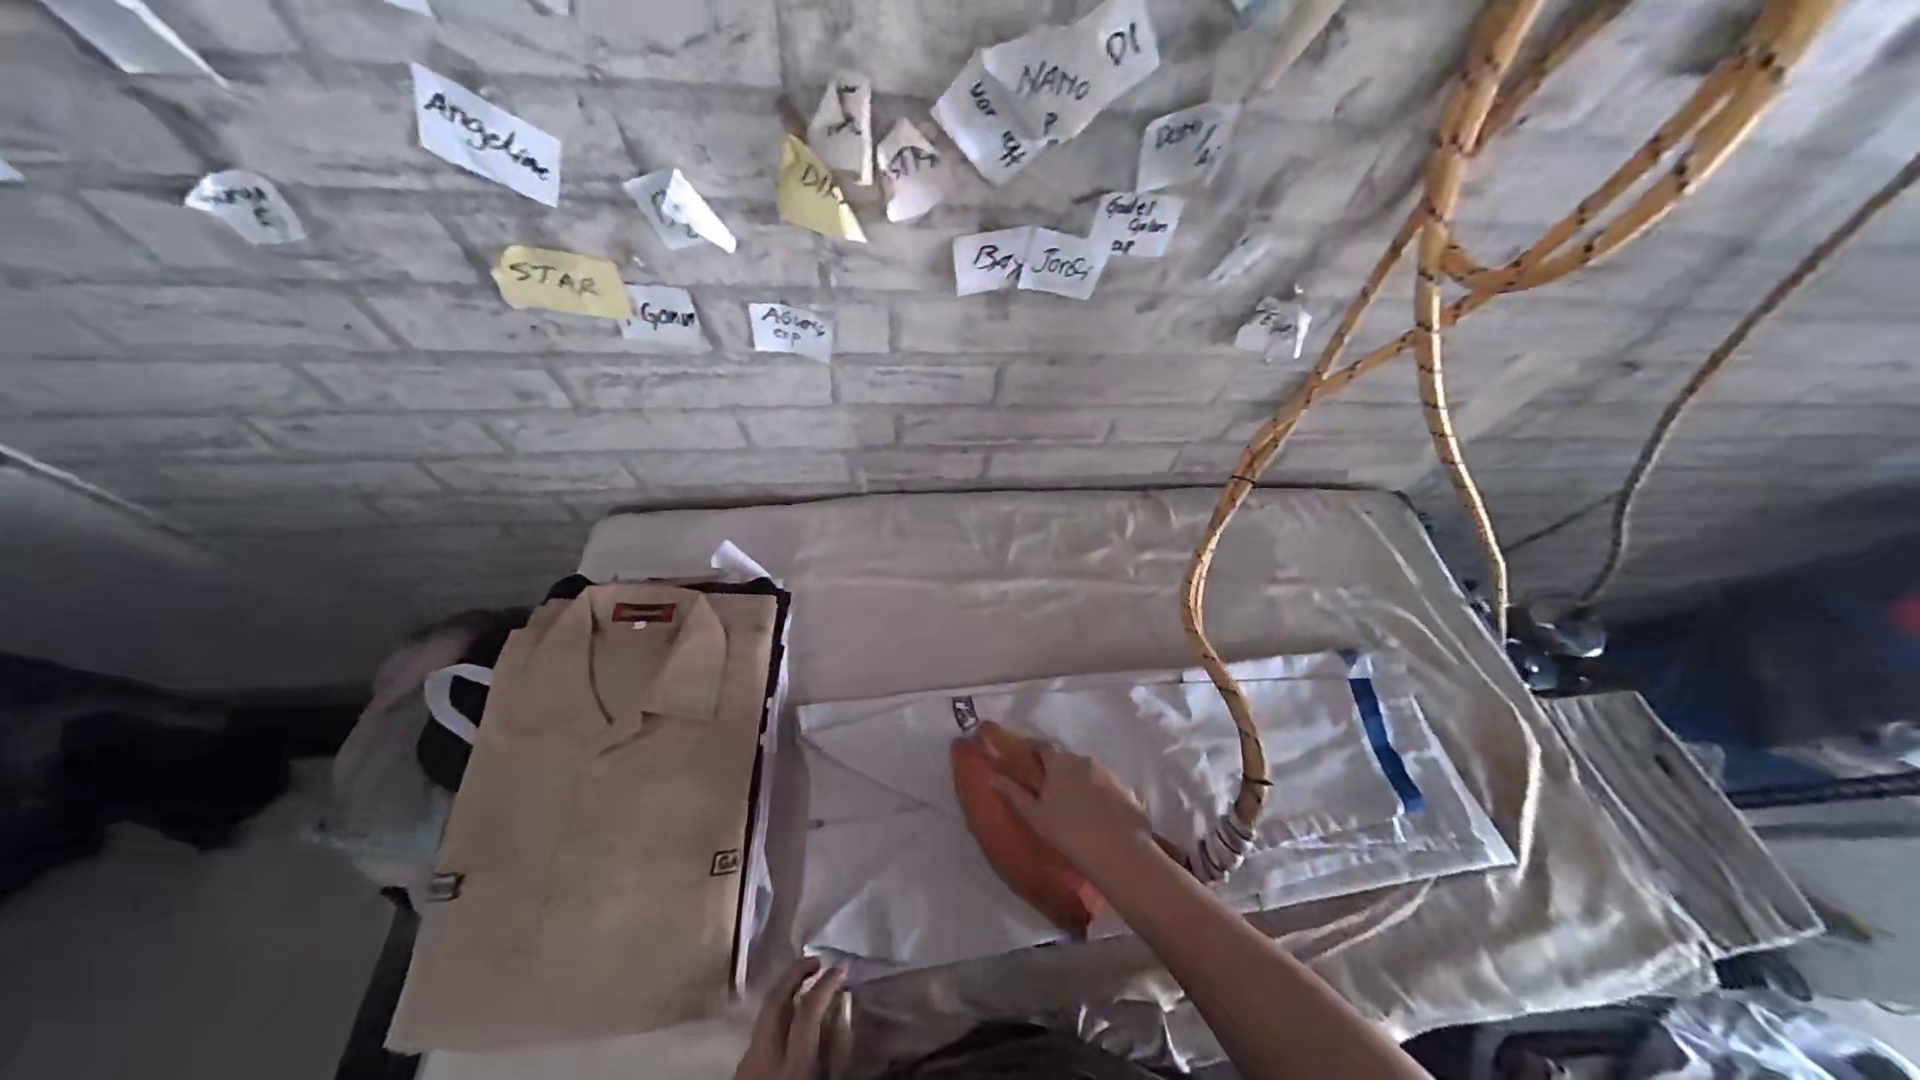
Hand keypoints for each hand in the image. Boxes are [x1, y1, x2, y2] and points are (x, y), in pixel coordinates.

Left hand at [732, 957, 847, 1079]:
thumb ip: (834, 1060)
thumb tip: (845, 1026)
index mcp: (793, 1066)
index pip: (808, 1011)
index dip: (825, 984)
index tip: (841, 967)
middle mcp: (765, 1057)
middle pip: (775, 1000)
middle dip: (795, 973)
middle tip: (816, 960)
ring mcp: (747, 1062)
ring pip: (764, 1013)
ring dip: (783, 990)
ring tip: (803, 981)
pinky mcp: (741, 1067)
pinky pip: (759, 1030)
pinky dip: (776, 1013)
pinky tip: (787, 1017)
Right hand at [992, 743, 1165, 884]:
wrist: (1118, 852)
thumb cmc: (1068, 832)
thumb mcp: (1035, 816)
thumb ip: (1014, 794)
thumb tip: (994, 777)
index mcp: (1060, 762)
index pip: (1043, 746)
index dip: (1033, 749)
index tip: (1026, 758)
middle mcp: (1085, 760)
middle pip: (1067, 760)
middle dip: (1058, 770)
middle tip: (1051, 790)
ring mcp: (1109, 773)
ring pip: (1088, 772)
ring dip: (1080, 782)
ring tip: (1076, 806)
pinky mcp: (1127, 790)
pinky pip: (1107, 787)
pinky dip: (1100, 795)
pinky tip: (1099, 815)